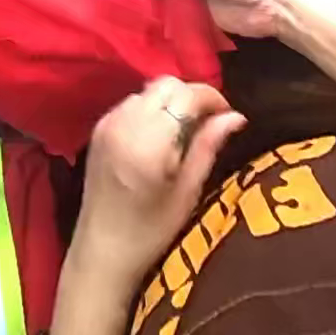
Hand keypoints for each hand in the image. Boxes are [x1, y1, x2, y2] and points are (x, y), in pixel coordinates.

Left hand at [67, 77, 246, 291]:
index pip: (185, 95)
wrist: (102, 249)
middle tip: (209, 121)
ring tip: (185, 129)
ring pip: (148, 90)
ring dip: (170, 100)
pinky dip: (150, 107)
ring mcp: (108, 121)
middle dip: (191, 96)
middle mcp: (126, 121)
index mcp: (149, 140)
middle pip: (166, 84)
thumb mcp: (188, 191)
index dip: (211, 98)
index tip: (227, 114)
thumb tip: (236, 116)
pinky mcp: (99, 126)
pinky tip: (159, 133)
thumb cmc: (151, 230)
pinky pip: (131, 102)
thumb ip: (208, 146)